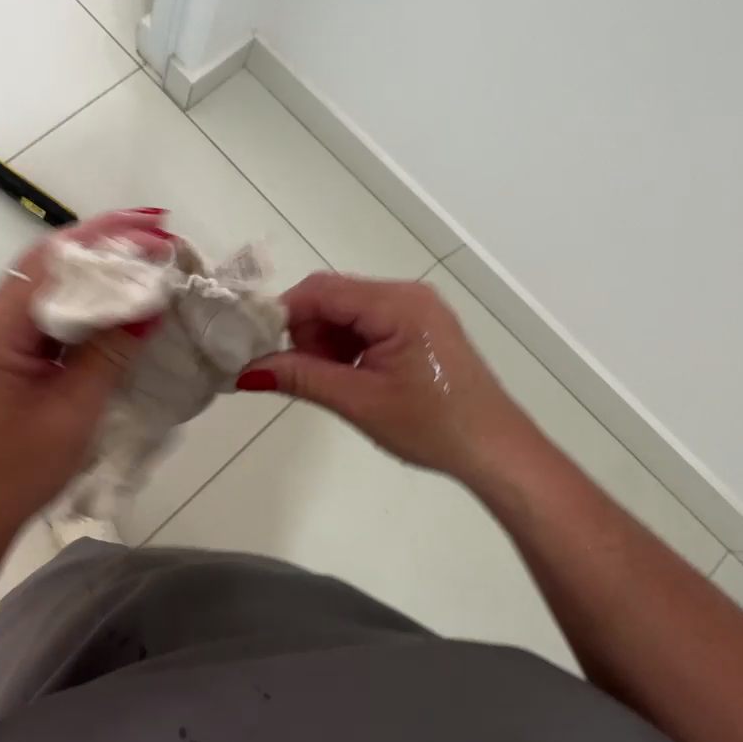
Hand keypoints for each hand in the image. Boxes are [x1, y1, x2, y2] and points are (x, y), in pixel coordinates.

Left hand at [0, 210, 166, 536]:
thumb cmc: (21, 470)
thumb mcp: (76, 410)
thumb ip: (111, 350)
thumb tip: (152, 302)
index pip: (54, 263)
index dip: (107, 241)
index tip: (155, 231)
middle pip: (47, 260)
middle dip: (102, 241)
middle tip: (156, 229)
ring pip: (46, 278)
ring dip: (92, 264)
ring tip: (142, 252)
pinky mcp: (0, 347)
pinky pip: (43, 305)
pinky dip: (80, 293)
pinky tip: (113, 293)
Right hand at [235, 272, 529, 477]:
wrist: (496, 451)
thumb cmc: (432, 426)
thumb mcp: (359, 401)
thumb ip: (301, 377)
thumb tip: (246, 371)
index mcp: (397, 304)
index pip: (321, 290)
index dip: (284, 315)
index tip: (260, 348)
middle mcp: (407, 294)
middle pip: (333, 296)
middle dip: (307, 331)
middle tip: (299, 372)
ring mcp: (417, 308)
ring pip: (348, 311)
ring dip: (326, 341)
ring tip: (329, 381)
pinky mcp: (420, 326)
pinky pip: (369, 322)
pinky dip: (348, 345)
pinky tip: (351, 377)